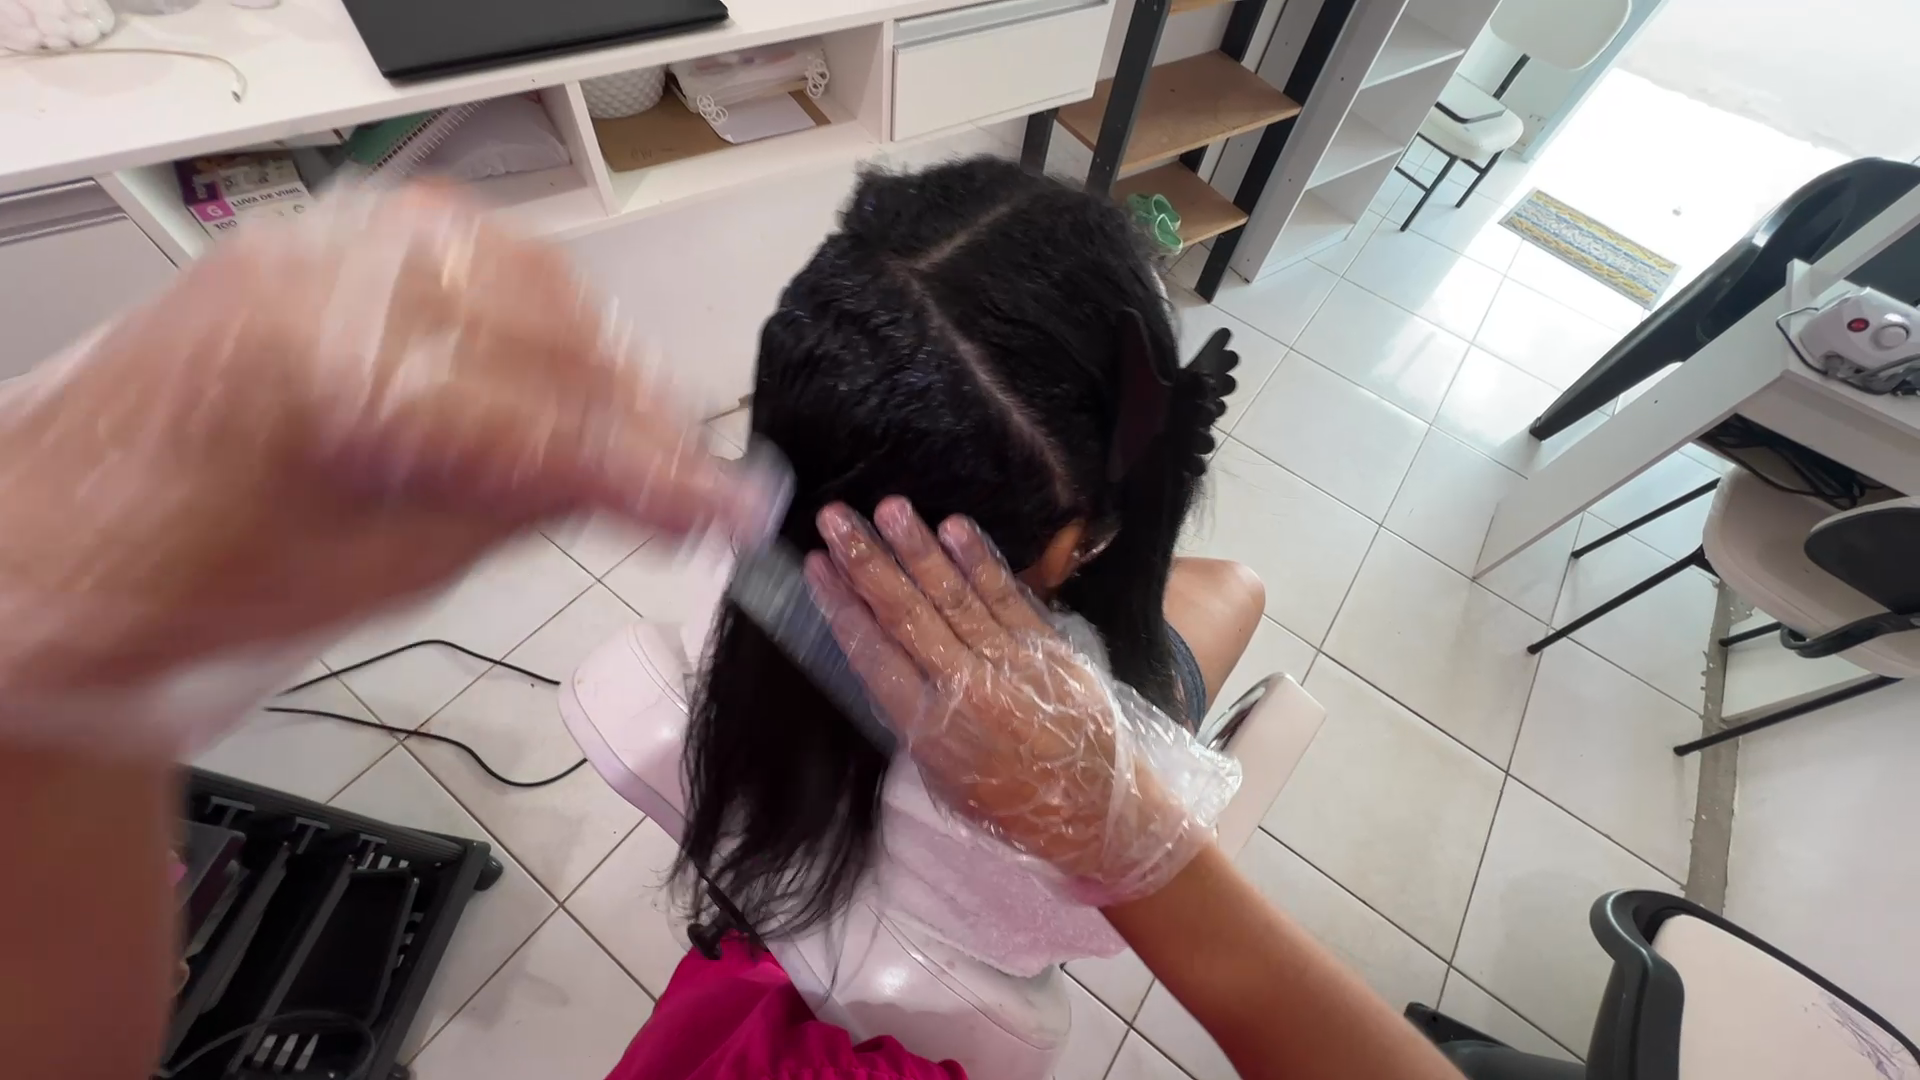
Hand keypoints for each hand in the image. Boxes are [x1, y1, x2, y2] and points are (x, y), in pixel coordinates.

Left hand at [0, 187, 769, 726]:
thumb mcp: (402, 568)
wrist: (72, 541)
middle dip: (645, 425)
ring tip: (651, 446)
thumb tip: (654, 487)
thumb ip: (536, 502)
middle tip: (702, 490)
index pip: (547, 424)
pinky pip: (504, 266)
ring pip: (546, 289)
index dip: (656, 476)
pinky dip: (566, 326)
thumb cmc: (214, 584)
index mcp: (323, 371)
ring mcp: (337, 241)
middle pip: (559, 341)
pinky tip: (589, 378)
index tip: (736, 514)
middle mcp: (332, 276)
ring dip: (615, 373)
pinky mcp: (350, 242)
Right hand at [803, 497, 1233, 903]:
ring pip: (954, 596)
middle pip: (906, 615)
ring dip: (918, 549)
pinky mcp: (1046, 645)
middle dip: (867, 563)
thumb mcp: (943, 778)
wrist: (1100, 810)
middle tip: (835, 519)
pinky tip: (954, 527)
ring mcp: (1009, 661)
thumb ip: (912, 715)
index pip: (873, 655)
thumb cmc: (1010, 801)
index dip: (841, 607)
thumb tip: (881, 656)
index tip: (816, 567)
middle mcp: (965, 687)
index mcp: (930, 726)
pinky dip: (979, 560)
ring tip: (889, 508)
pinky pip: (1006, 595)